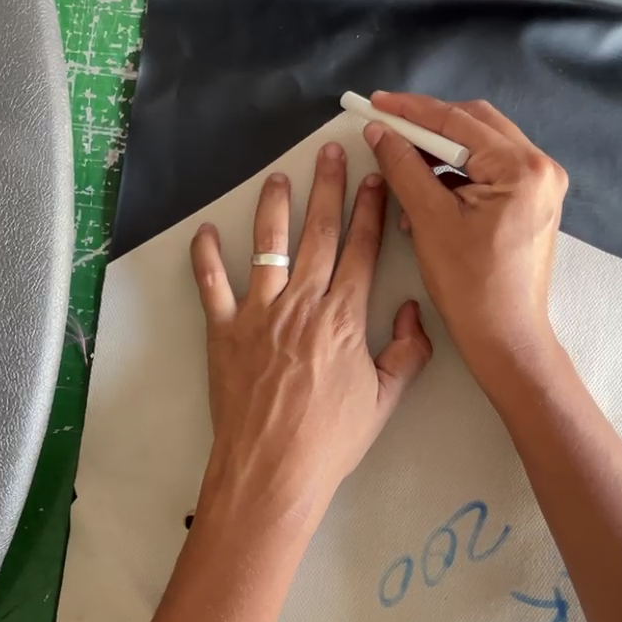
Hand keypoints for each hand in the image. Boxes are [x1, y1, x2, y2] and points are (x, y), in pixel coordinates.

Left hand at [189, 142, 432, 527]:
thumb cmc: (330, 439)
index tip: (376, 179)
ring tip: (279, 176)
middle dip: (329, 189)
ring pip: (269, 247)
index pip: (361, 251)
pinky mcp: (224, 330)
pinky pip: (212, 285)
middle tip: (332, 153)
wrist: (273, 468)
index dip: (371, 211)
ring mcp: (259, 314)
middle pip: (319, 234)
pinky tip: (204, 230)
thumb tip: (416, 313)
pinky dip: (206, 256)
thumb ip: (407, 353)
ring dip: (275, 207)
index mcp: (344, 318)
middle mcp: (302, 304)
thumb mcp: (385, 400)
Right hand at [360, 91, 568, 373]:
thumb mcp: (429, 219)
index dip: (412, 110)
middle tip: (386, 125)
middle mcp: (540, 167)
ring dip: (439, 152)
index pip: (459, 121)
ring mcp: (540, 185)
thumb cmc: (469, 283)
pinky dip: (455, 175)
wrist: (504, 336)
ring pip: (480, 146)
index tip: (376, 102)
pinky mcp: (531, 202)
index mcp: (522, 167)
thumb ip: (403, 167)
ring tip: (402, 167)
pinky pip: (488, 171)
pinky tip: (425, 193)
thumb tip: (380, 131)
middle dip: (428, 125)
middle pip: (475, 124)